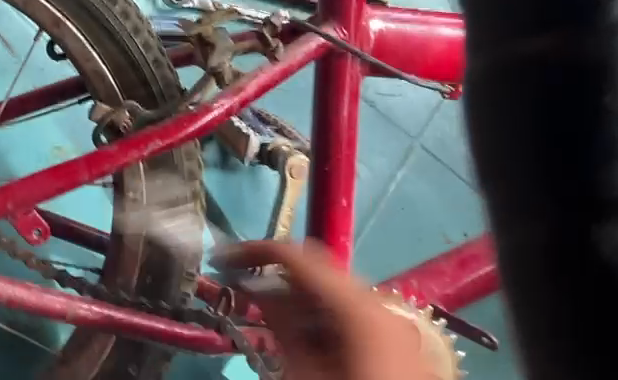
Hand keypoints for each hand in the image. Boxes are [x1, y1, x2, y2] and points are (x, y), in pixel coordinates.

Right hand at [214, 240, 441, 379]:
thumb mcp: (305, 374)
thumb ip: (280, 323)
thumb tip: (254, 287)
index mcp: (358, 306)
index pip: (296, 254)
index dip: (253, 251)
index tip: (220, 260)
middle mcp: (379, 304)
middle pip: (315, 271)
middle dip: (275, 277)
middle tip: (240, 291)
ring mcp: (393, 324)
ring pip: (331, 292)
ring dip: (296, 299)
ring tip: (268, 321)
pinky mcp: (398, 345)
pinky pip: (349, 313)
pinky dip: (320, 317)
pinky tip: (303, 341)